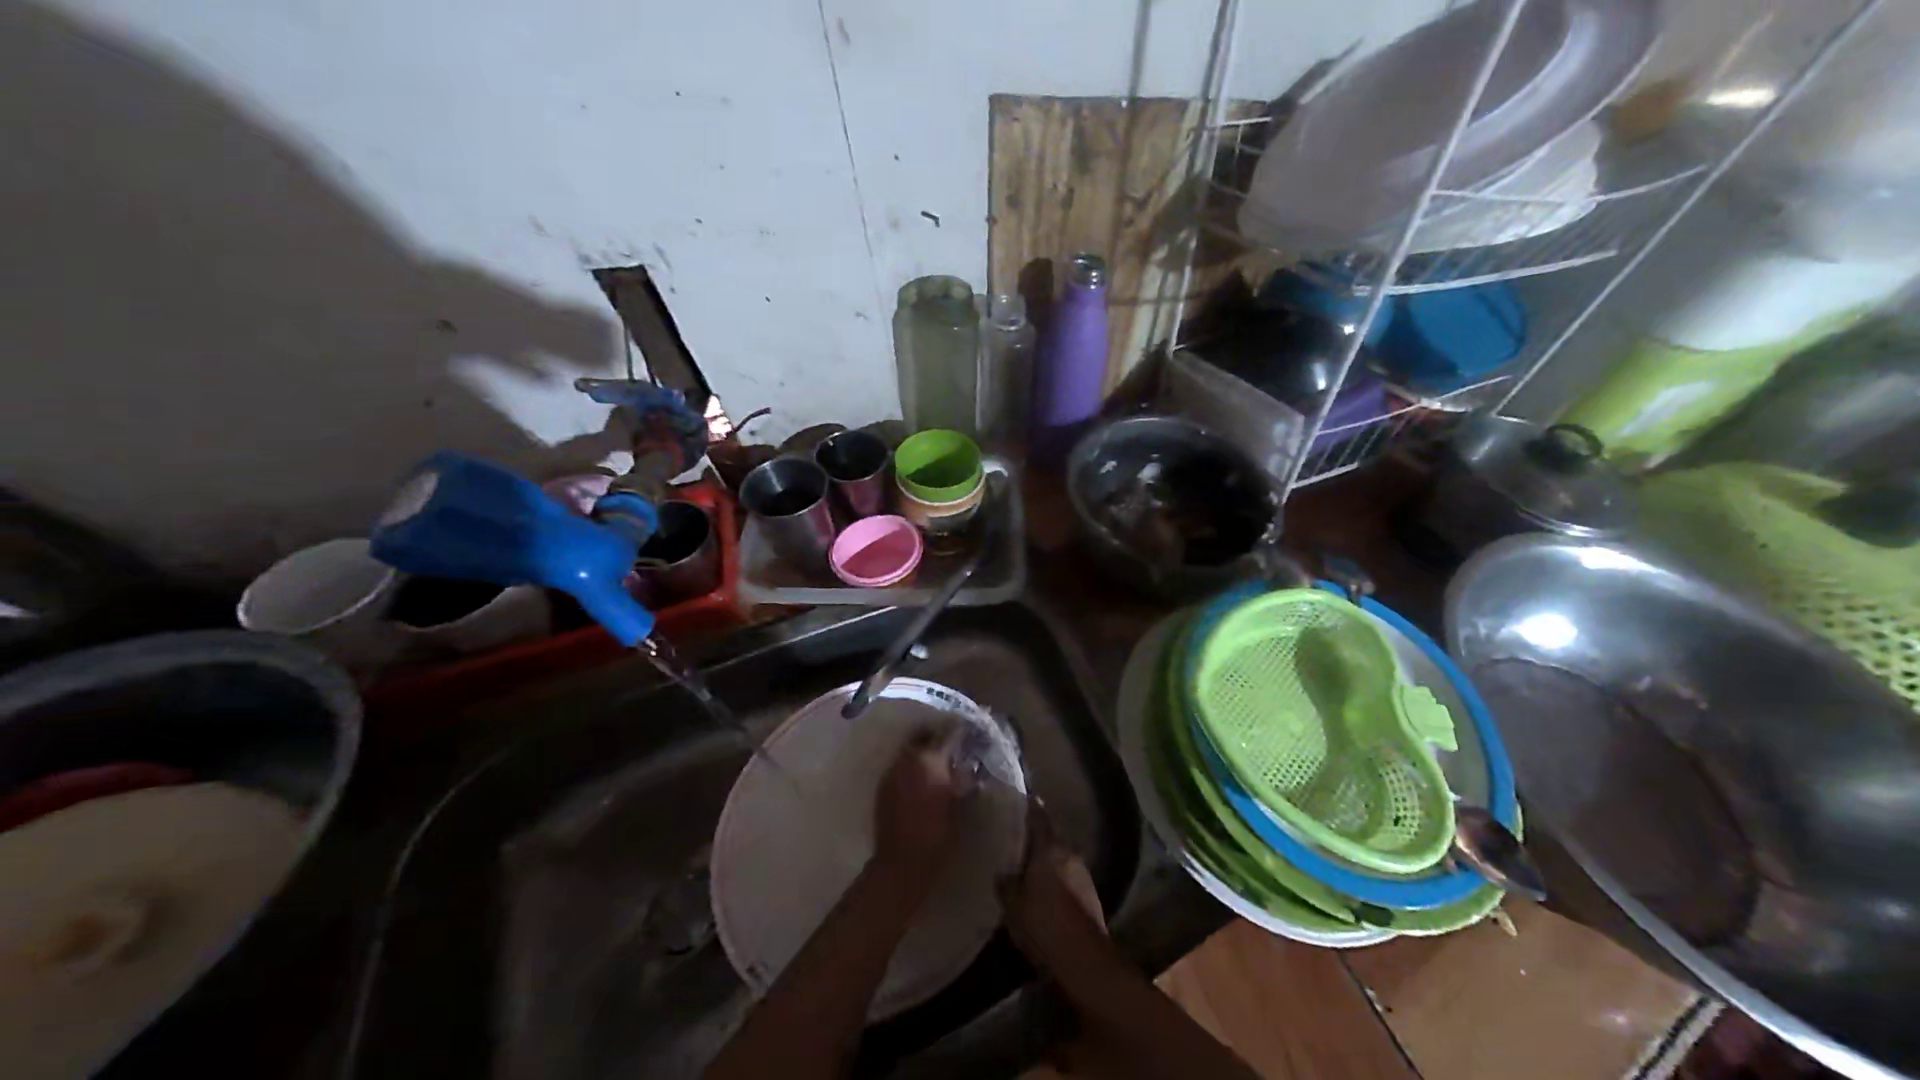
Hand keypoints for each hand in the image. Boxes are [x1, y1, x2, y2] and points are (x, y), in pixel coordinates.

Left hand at [871, 728, 967, 876]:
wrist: (902, 860)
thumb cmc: (937, 832)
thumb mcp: (958, 803)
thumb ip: (961, 778)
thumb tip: (965, 764)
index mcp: (930, 759)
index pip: (945, 734)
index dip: (955, 731)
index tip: (964, 733)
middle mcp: (908, 758)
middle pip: (921, 736)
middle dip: (934, 738)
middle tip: (947, 747)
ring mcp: (892, 770)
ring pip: (908, 750)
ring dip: (920, 752)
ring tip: (933, 763)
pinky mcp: (882, 785)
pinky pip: (898, 766)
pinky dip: (908, 767)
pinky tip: (917, 780)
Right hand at [999, 800, 1109, 975]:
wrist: (1084, 958)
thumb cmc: (1044, 924)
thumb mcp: (1013, 905)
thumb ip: (1006, 884)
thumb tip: (1002, 872)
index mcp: (1049, 849)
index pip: (1039, 817)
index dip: (1029, 806)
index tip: (1018, 798)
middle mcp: (1069, 854)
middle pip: (1050, 838)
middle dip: (1035, 838)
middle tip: (1015, 839)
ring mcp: (1084, 873)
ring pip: (1060, 857)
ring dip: (1047, 860)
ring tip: (1028, 867)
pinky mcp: (1090, 894)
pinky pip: (1068, 876)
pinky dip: (1057, 877)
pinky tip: (1045, 890)